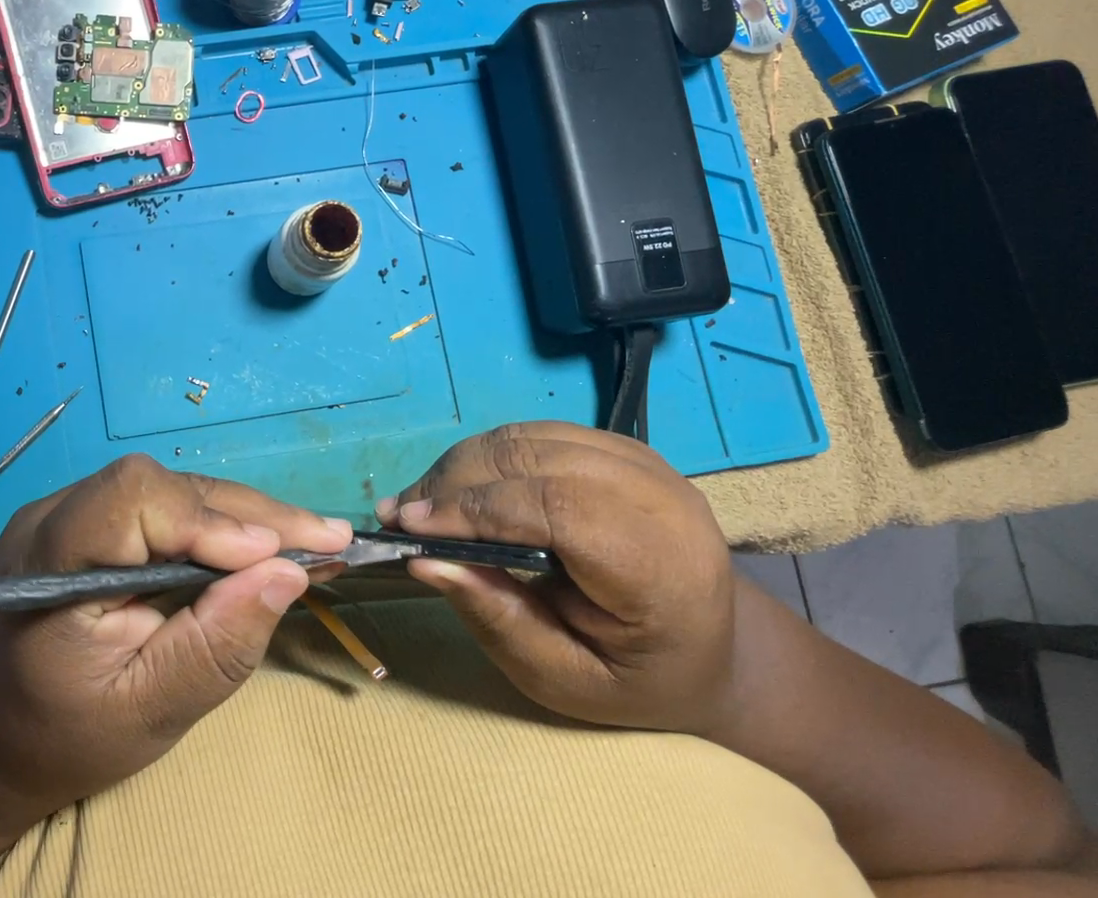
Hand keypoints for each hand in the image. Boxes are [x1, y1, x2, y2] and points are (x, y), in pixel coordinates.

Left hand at [0, 454, 350, 833]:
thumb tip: (288, 573)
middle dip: (250, 514)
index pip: (131, 499)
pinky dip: (216, 527)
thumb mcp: (146, 711)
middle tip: (329, 542)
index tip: (274, 557)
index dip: (208, 519)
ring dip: (243, 516)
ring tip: (310, 543)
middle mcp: (53, 518)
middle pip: (162, 486)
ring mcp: (67, 513)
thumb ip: (214, 647)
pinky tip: (261, 547)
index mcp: (49, 564)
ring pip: (169, 490)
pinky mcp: (87, 521)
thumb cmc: (59, 736)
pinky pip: (160, 507)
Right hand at [383, 421, 736, 733]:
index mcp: (661, 568)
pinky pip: (535, 433)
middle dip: (454, 481)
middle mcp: (662, 500)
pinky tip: (458, 488)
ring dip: (461, 463)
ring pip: (528, 437)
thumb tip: (424, 562)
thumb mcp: (563, 678)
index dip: (473, 508)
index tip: (408, 526)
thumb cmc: (634, 678)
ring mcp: (646, 464)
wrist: (712, 648)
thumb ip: (498, 620)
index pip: (556, 507)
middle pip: (535, 459)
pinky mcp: (623, 449)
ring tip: (420, 503)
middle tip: (399, 515)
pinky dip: (485, 454)